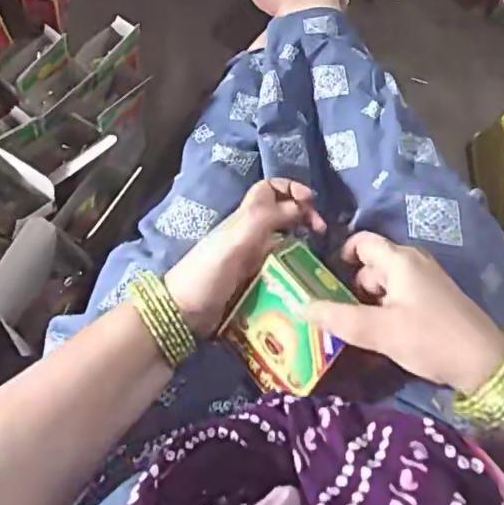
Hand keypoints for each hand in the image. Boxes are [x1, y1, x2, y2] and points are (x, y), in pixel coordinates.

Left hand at [164, 179, 325, 335]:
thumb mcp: (234, 243)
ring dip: (305, 242)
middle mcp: (251, 234)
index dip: (290, 188)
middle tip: (322, 231)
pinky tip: (309, 277)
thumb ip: (263, 220)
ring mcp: (253, 259)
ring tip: (321, 254)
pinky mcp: (256, 282)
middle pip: (283, 214)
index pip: (269, 190)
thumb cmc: (205, 274)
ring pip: (286, 241)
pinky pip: (282, 267)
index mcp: (245, 219)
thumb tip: (299, 206)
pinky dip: (297, 267)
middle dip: (305, 215)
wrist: (182, 315)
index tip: (311, 201)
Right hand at [304, 231, 503, 392]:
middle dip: (353, 286)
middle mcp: (413, 260)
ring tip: (361, 328)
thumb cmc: (429, 339)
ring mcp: (427, 277)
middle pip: (371, 263)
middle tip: (341, 315)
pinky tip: (386, 332)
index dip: (340, 256)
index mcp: (399, 259)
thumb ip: (339, 318)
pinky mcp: (435, 296)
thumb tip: (301, 306)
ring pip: (386, 280)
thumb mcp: (379, 332)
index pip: (361, 241)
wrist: (485, 364)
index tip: (326, 283)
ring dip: (370, 300)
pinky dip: (388, 306)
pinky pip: (401, 291)